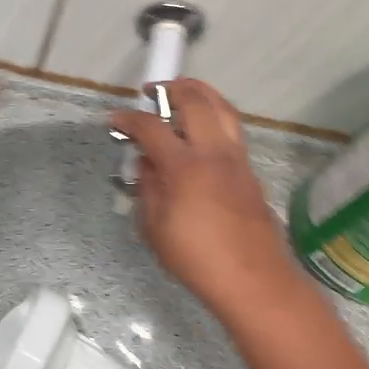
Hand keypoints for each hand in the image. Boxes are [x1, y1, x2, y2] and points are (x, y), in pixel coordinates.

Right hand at [111, 80, 304, 310]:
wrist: (253, 280)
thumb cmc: (196, 258)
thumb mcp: (154, 227)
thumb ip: (148, 188)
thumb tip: (147, 164)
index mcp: (186, 167)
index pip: (152, 128)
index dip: (129, 119)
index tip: (114, 119)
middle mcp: (215, 154)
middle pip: (198, 102)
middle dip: (173, 88)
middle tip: (153, 90)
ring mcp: (238, 161)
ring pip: (224, 110)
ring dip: (201, 95)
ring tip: (183, 94)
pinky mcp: (250, 173)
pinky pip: (232, 131)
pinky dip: (214, 118)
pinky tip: (199, 133)